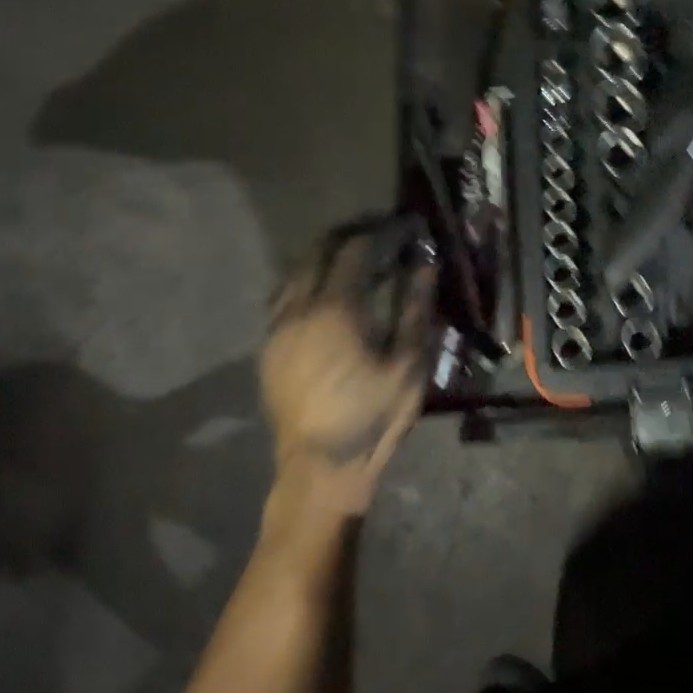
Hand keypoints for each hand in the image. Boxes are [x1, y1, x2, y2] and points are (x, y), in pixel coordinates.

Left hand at [258, 222, 436, 526]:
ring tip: (353, 260)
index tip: (407, 226)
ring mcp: (276, 327)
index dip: (383, 231)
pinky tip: (324, 296)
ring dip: (324, 258)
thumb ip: (416, 309)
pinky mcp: (268, 347)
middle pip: (318, 251)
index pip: (357, 249)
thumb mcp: (409, 364)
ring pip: (294, 271)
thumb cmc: (373, 416)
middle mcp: (297, 308)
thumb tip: (424, 265)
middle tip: (380, 233)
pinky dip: (305, 282)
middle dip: (350, 235)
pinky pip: (282, 297)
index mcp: (335, 308)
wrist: (319, 466)